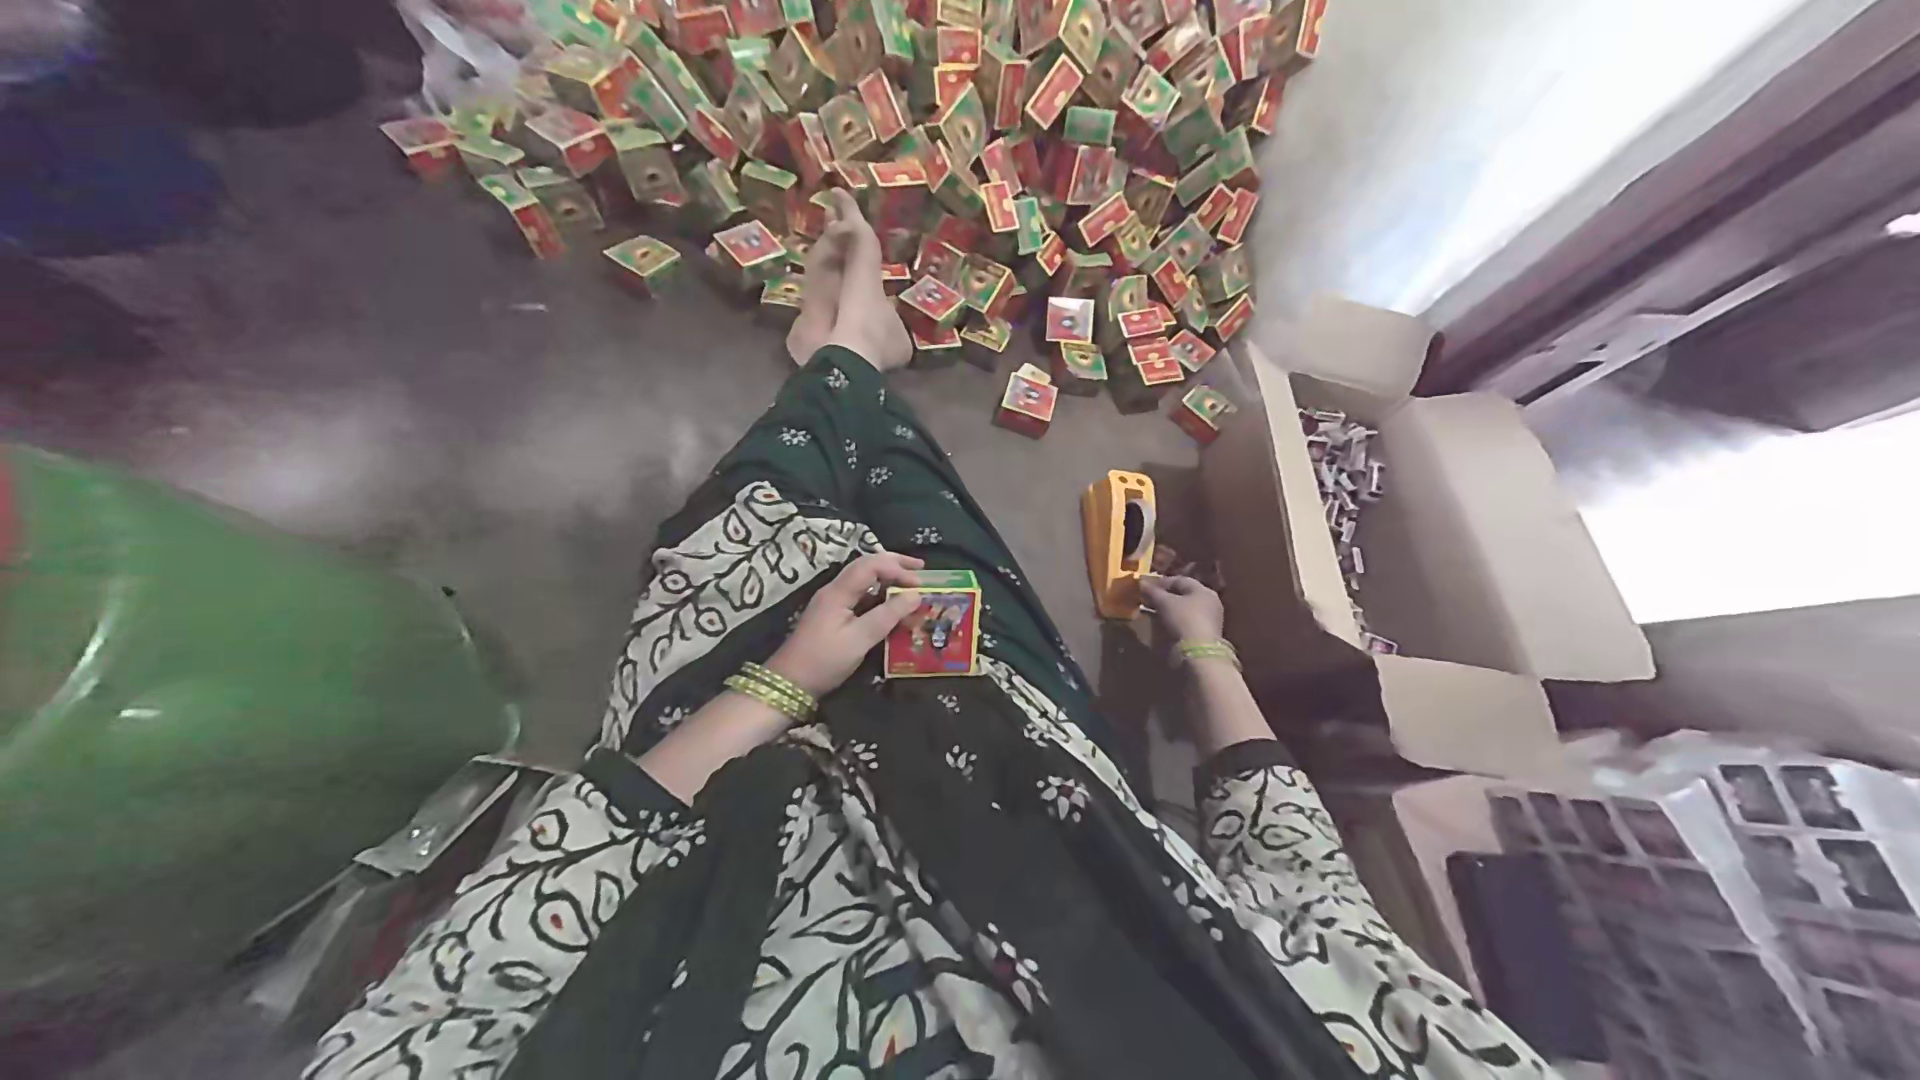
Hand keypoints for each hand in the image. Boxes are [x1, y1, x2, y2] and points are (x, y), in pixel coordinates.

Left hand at [767, 552, 924, 698]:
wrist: (788, 683)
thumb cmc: (824, 661)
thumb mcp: (860, 639)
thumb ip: (888, 615)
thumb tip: (915, 595)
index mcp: (838, 591)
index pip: (871, 565)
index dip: (897, 568)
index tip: (920, 582)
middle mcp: (834, 590)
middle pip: (866, 565)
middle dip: (894, 564)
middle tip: (920, 569)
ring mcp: (831, 602)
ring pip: (862, 579)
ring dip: (886, 577)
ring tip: (909, 583)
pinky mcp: (832, 615)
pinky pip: (859, 595)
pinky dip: (878, 594)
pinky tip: (890, 603)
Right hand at [1140, 575, 1225, 642]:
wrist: (1198, 651)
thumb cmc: (1183, 619)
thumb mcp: (1164, 603)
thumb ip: (1152, 591)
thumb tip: (1140, 582)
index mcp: (1203, 590)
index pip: (1179, 580)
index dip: (1160, 582)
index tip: (1145, 586)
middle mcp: (1209, 602)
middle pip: (1182, 594)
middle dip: (1163, 596)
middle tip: (1146, 598)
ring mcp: (1209, 618)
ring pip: (1184, 608)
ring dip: (1167, 608)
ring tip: (1151, 610)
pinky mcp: (1205, 632)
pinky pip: (1186, 620)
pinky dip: (1173, 618)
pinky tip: (1162, 622)